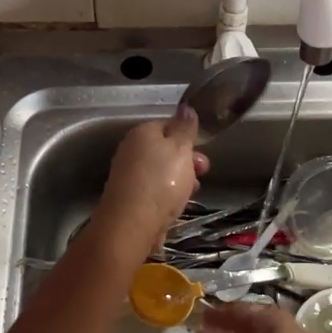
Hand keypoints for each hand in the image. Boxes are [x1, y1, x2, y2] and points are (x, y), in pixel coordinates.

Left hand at [95, 107, 208, 246]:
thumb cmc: (161, 182)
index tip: (202, 152)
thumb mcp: (180, 149)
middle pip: (165, 150)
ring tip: (191, 194)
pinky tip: (176, 207)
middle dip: (187, 162)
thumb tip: (185, 107)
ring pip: (162, 173)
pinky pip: (155, 191)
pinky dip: (167, 197)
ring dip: (180, 181)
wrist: (131, 224)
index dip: (188, 138)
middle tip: (202, 173)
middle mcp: (131, 150)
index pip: (169, 125)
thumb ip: (185, 127)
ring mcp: (129, 175)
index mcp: (142, 133)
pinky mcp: (130, 198)